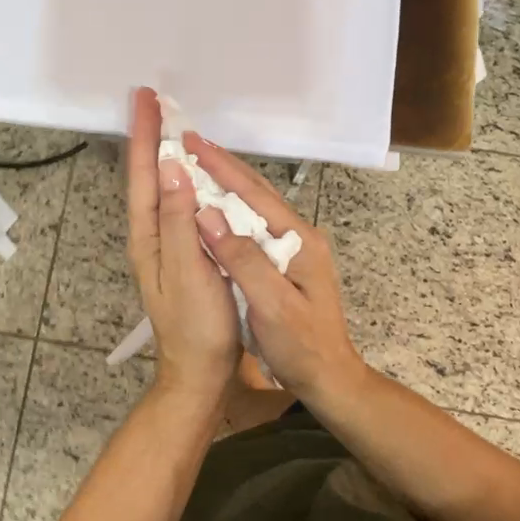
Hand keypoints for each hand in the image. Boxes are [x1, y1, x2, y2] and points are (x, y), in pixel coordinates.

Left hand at [125, 88, 240, 404]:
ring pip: (164, 189)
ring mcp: (168, 246)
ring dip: (165, 154)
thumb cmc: (197, 324)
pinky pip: (182, 205)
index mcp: (149, 236)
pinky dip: (186, 181)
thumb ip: (179, 220)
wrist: (201, 373)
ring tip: (172, 124)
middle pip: (148, 176)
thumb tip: (172, 167)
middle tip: (156, 100)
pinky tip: (197, 175)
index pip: (142, 174)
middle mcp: (153, 236)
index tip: (145, 98)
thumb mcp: (188, 270)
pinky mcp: (187, 254)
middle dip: (150, 136)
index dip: (143, 135)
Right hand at [180, 132, 368, 403]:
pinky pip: (256, 224)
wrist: (330, 378)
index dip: (220, 167)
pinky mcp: (288, 262)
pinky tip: (217, 207)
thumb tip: (209, 216)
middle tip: (189, 141)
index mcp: (298, 241)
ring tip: (199, 163)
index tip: (190, 143)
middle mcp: (298, 236)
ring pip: (257, 205)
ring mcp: (295, 249)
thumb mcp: (272, 307)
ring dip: (228, 182)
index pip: (254, 194)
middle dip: (223, 165)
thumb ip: (244, 259)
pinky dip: (234, 207)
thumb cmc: (302, 347)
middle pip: (257, 192)